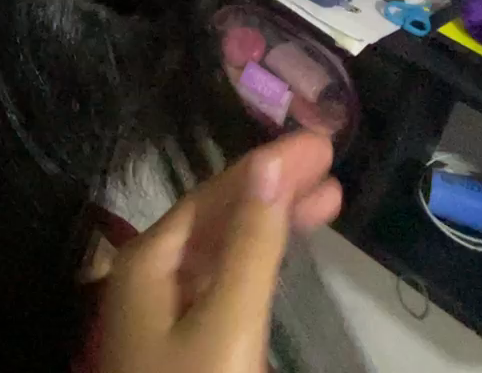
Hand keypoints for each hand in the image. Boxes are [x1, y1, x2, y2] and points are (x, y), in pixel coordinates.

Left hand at [99, 133, 342, 372]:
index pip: (216, 193)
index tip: (319, 143)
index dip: (267, 164)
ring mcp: (165, 307)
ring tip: (327, 198)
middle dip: (273, 186)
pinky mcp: (184, 339)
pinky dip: (257, 261)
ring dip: (271, 220)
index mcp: (151, 257)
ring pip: (224, 246)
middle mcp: (152, 271)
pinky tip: (278, 251)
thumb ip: (250, 246)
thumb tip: (270, 166)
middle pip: (219, 213)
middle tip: (330, 164)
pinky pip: (224, 280)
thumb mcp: (227, 322)